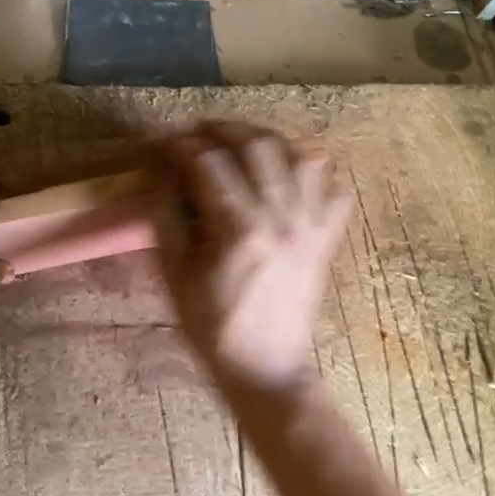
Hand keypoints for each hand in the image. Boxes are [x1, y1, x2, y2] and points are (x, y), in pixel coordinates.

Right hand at [156, 121, 354, 392]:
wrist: (266, 367)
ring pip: (299, 155)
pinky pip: (334, 189)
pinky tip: (290, 173)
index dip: (180, 144)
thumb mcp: (174, 274)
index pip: (207, 162)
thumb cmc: (212, 325)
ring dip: (266, 139)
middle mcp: (280, 217)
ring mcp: (311, 226)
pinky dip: (314, 171)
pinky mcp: (326, 238)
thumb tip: (168, 177)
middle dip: (221, 128)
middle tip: (196, 131)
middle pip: (256, 145)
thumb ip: (168, 218)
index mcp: (238, 228)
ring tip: (239, 142)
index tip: (160, 141)